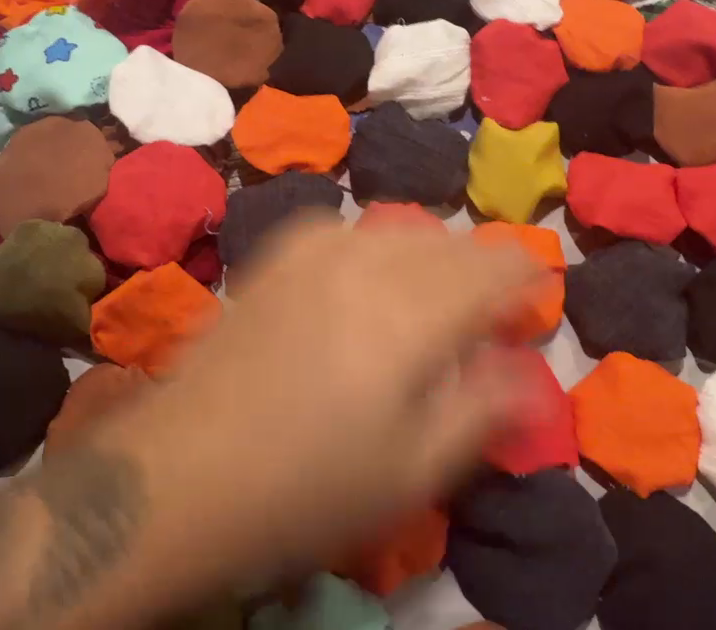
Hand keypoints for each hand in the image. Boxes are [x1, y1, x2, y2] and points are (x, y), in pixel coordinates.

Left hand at [94, 217, 541, 601]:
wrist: (177, 473)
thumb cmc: (305, 486)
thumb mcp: (411, 472)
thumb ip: (481, 409)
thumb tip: (530, 371)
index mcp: (412, 311)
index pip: (494, 265)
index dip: (526, 274)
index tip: (538, 296)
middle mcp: (368, 262)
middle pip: (450, 241)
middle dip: (482, 267)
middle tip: (490, 310)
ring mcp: (315, 251)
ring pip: (401, 228)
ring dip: (434, 254)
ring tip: (436, 295)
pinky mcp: (276, 256)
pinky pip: (348, 228)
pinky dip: (379, 245)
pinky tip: (369, 276)